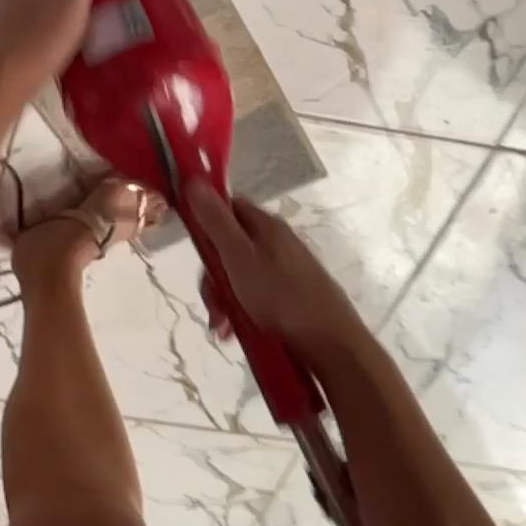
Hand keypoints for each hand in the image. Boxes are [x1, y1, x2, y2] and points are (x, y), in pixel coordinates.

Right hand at [185, 181, 368, 356]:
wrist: (332, 346)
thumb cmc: (281, 296)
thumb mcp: (238, 256)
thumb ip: (215, 221)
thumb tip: (193, 179)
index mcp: (266, 225)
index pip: (228, 206)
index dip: (206, 219)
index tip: (193, 244)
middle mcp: (277, 242)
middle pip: (229, 245)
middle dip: (213, 274)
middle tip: (210, 298)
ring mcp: (286, 270)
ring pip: (239, 274)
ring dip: (223, 297)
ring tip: (222, 325)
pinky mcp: (291, 296)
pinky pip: (254, 295)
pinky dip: (240, 310)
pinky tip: (235, 330)